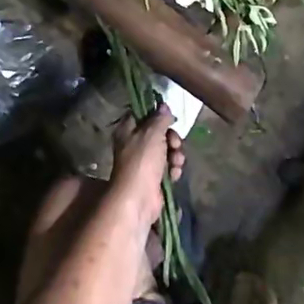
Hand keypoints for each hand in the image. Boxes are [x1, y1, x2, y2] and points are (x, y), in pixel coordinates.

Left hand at [110, 107, 183, 223]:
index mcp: (127, 130)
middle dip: (172, 139)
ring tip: (175, 162)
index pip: (143, 115)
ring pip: (167, 150)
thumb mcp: (152, 133)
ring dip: (175, 155)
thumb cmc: (142, 161)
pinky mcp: (154, 177)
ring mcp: (144, 161)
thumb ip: (160, 118)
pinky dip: (173, 169)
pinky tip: (174, 175)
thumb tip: (164, 105)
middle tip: (175, 144)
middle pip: (159, 133)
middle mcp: (134, 143)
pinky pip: (169, 167)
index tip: (170, 118)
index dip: (158, 115)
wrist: (139, 197)